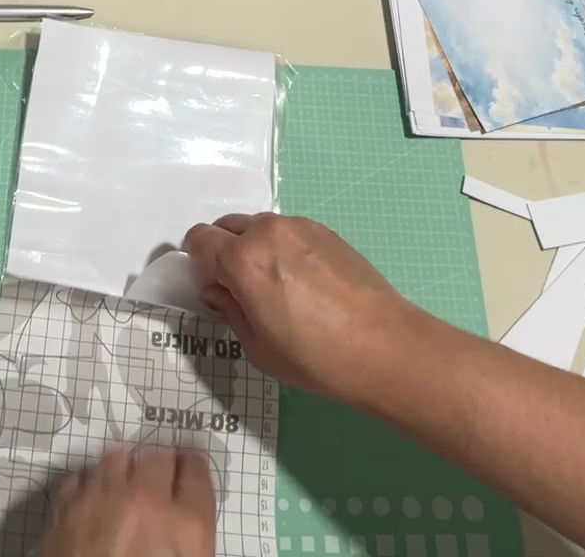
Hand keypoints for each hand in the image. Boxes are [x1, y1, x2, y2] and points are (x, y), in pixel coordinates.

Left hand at [42, 447, 214, 556]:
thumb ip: (191, 544)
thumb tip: (185, 530)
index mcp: (186, 527)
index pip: (196, 469)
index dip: (193, 470)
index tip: (188, 472)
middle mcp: (145, 501)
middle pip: (158, 455)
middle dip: (161, 467)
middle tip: (159, 483)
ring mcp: (101, 499)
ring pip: (117, 457)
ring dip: (125, 470)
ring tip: (125, 488)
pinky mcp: (66, 508)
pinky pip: (81, 478)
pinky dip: (89, 487)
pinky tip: (93, 504)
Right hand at [184, 213, 416, 409]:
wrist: (387, 348)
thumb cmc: (317, 358)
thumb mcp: (258, 347)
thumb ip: (229, 310)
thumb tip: (217, 290)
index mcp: (243, 260)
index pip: (199, 239)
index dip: (197, 260)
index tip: (210, 282)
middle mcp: (267, 232)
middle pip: (226, 227)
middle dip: (224, 251)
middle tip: (240, 287)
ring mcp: (299, 227)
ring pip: (258, 226)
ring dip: (254, 247)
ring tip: (276, 285)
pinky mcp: (325, 231)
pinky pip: (287, 231)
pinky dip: (282, 247)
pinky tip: (303, 281)